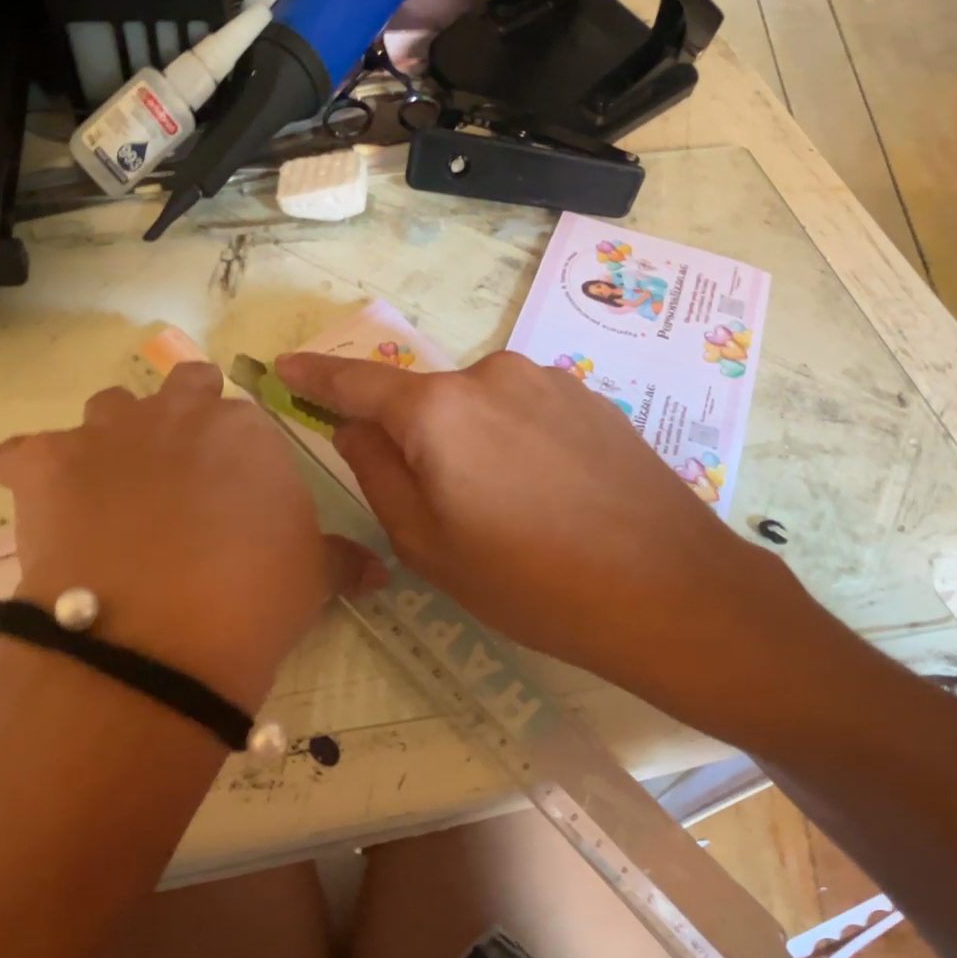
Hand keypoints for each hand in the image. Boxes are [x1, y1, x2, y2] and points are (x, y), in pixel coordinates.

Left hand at [0, 362, 377, 709]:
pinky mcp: (45, 465)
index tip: (234, 493)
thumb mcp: (310, 580)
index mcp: (245, 431)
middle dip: (182, 418)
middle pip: (180, 389)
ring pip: (107, 408)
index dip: (236, 454)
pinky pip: (23, 452)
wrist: (158, 639)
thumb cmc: (251, 601)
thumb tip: (378, 570)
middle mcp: (176, 415)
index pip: (244, 419)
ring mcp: (106, 434)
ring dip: (112, 437)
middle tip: (181, 476)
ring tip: (113, 490)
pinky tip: (41, 502)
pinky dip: (31, 471)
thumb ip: (340, 560)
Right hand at [275, 351, 837, 732]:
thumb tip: (355, 428)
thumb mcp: (429, 547)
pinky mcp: (593, 398)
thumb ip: (378, 476)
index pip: (359, 383)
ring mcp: (549, 381)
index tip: (286, 366)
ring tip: (511, 515)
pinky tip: (552, 500)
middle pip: (428, 403)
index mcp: (438, 412)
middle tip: (445, 513)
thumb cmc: (531, 583)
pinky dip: (516, 446)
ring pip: (480, 409)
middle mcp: (491, 376)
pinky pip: (526, 414)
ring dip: (473, 447)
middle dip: (419, 444)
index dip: (317, 375)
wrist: (670, 592)